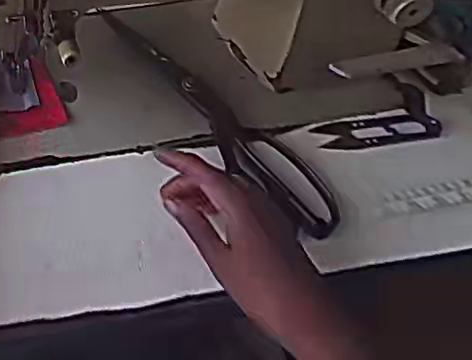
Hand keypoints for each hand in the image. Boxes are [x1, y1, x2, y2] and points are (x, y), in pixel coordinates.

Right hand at [157, 150, 366, 358]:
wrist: (308, 315)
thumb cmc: (270, 294)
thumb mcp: (219, 260)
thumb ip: (195, 225)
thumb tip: (176, 204)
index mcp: (239, 203)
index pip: (201, 170)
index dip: (178, 159)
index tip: (163, 155)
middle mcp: (255, 200)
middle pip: (214, 175)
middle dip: (188, 179)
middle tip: (170, 192)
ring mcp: (267, 209)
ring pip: (228, 185)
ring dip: (205, 189)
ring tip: (186, 204)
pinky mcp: (273, 221)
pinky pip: (241, 197)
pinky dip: (221, 199)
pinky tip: (213, 214)